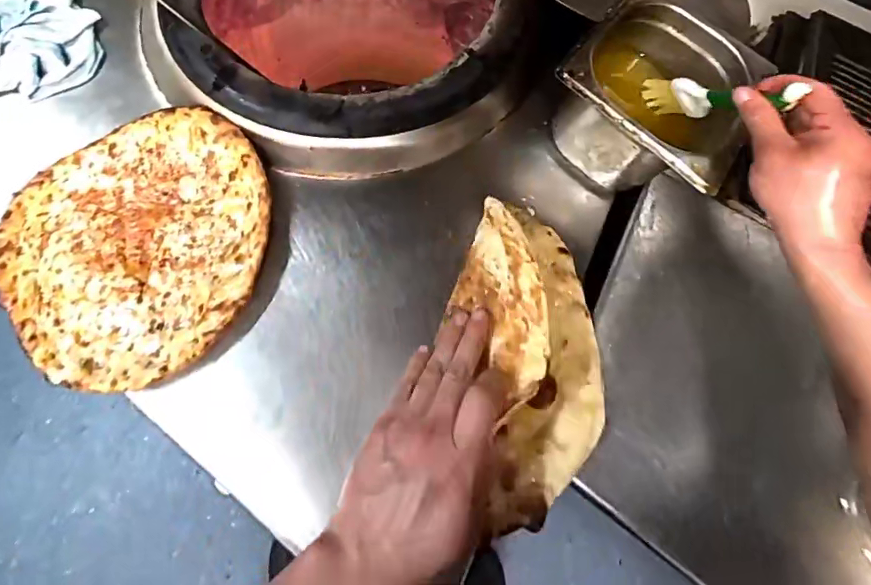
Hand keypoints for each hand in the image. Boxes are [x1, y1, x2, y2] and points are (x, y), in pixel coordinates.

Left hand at [292, 308, 505, 584]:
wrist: (366, 559)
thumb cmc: (426, 547)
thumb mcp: (471, 521)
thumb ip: (486, 472)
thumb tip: (498, 434)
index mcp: (462, 460)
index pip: (484, 400)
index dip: (496, 378)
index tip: (504, 365)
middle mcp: (435, 434)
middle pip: (457, 375)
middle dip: (471, 340)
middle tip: (481, 312)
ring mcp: (405, 426)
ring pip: (431, 373)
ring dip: (447, 341)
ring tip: (459, 316)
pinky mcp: (382, 426)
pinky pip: (404, 386)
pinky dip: (416, 365)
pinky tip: (426, 349)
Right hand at [734, 76, 870, 269]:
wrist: (821, 250)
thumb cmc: (795, 200)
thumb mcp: (770, 152)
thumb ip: (759, 116)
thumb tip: (744, 92)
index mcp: (846, 130)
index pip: (815, 89)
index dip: (782, 85)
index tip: (755, 94)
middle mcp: (862, 141)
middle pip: (820, 108)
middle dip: (784, 108)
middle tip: (754, 116)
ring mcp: (863, 160)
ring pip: (823, 128)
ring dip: (793, 127)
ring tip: (765, 139)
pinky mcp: (857, 176)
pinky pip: (829, 146)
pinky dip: (805, 144)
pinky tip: (784, 158)